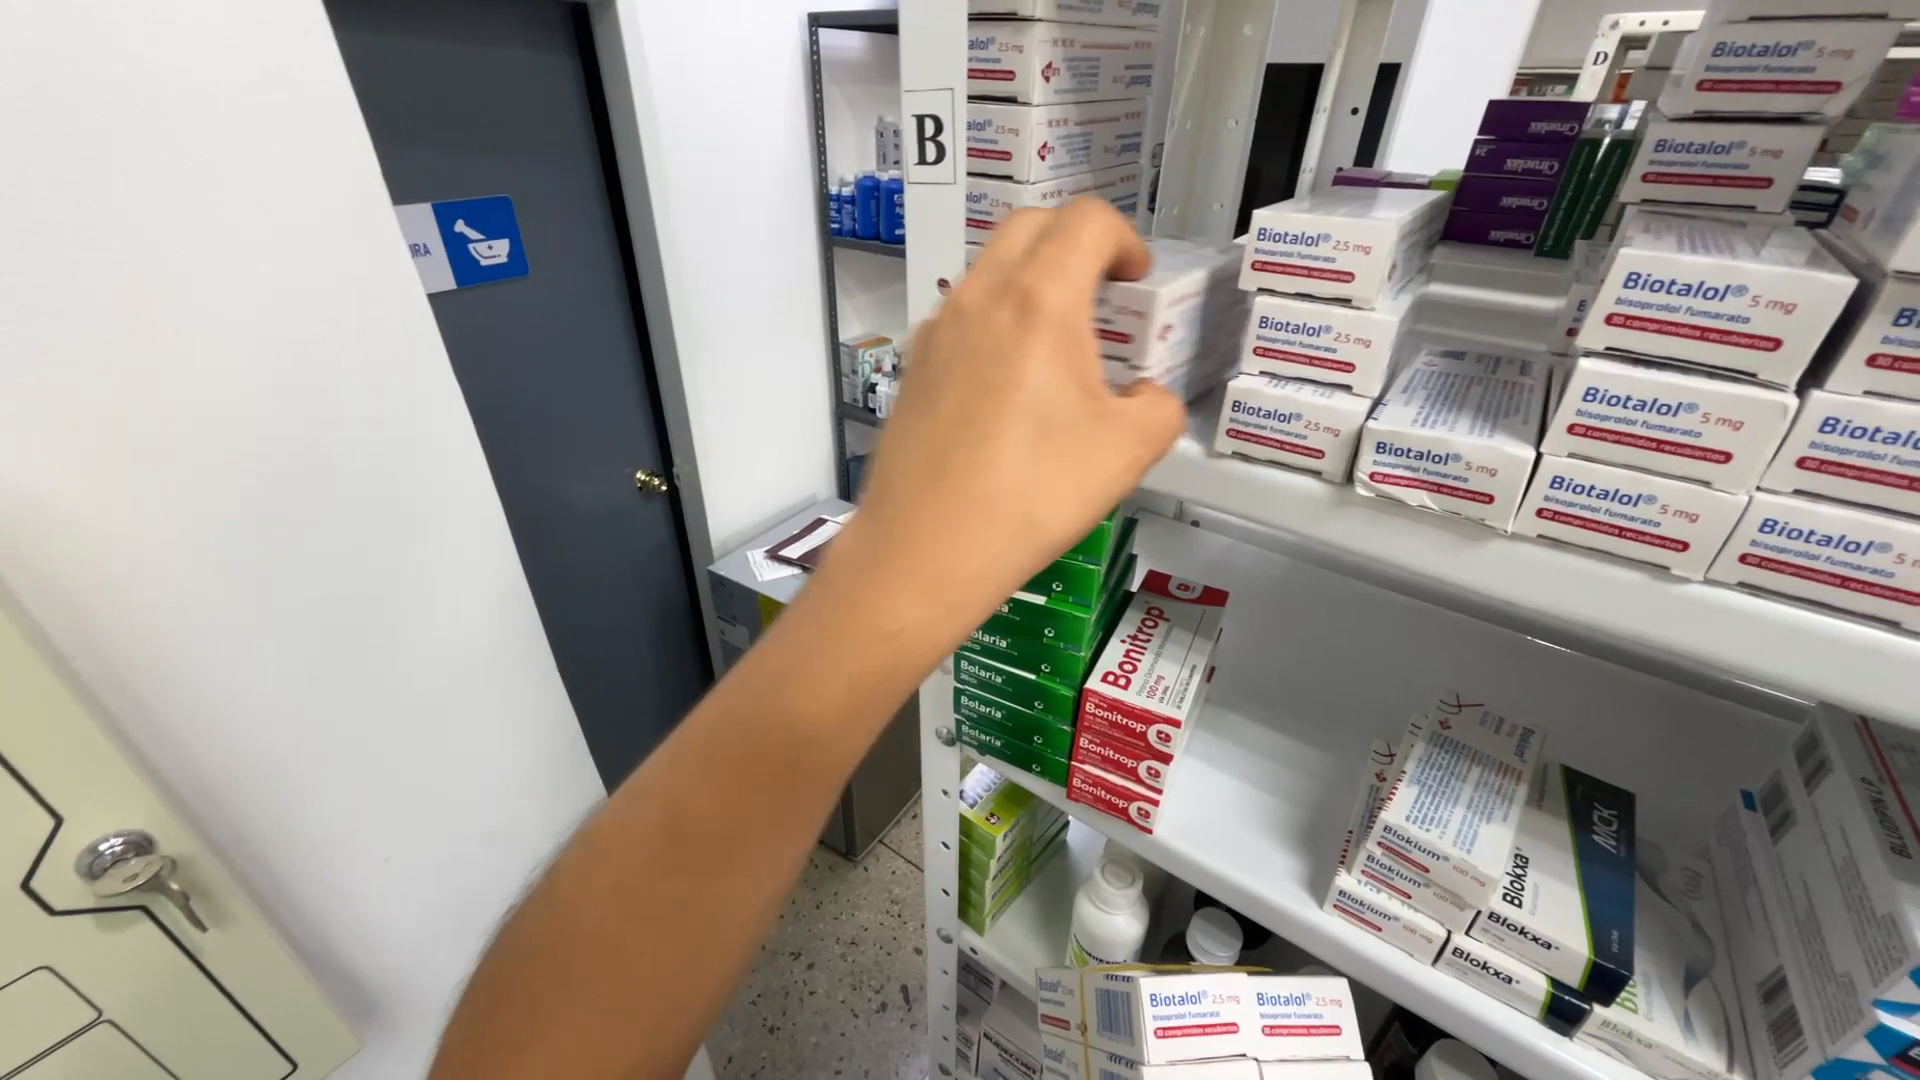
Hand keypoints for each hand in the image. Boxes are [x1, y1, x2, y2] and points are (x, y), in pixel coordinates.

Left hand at [820, 197, 1184, 643]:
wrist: (927, 548)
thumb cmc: (1033, 494)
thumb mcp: (1128, 452)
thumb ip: (1158, 407)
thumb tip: (1144, 398)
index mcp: (1039, 300)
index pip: (1085, 220)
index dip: (1124, 238)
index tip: (1135, 279)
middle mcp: (979, 298)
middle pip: (1029, 227)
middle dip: (1073, 243)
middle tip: (1100, 295)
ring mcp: (935, 332)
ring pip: (988, 271)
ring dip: (1029, 282)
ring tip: (1054, 345)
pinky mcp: (912, 369)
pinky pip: (959, 319)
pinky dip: (993, 323)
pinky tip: (1006, 387)